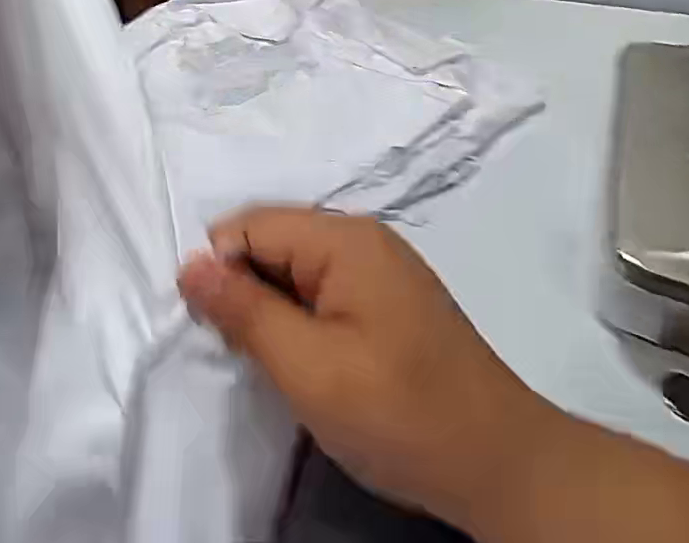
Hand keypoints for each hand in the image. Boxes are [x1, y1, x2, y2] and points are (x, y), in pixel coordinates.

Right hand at [177, 207, 554, 534]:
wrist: (498, 463)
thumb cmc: (398, 413)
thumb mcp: (308, 368)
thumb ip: (244, 310)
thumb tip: (190, 263)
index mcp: (343, 237)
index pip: (251, 226)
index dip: (220, 269)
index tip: (211, 328)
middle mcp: (361, 236)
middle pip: (274, 240)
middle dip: (245, 287)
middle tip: (242, 351)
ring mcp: (379, 264)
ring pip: (295, 266)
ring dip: (272, 307)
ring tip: (274, 359)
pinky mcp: (386, 295)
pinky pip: (322, 286)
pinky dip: (300, 316)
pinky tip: (305, 356)